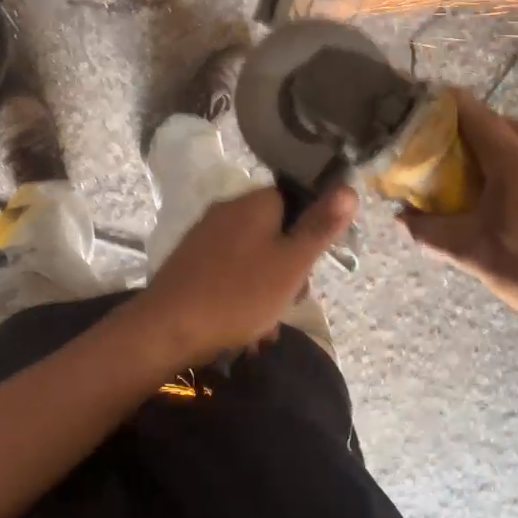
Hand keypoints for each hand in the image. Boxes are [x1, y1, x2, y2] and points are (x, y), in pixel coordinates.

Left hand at [135, 184, 356, 363]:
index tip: (310, 267)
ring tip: (264, 326)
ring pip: (251, 258)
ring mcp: (202, 237)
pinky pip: (226, 274)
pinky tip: (241, 328)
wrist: (167, 329)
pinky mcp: (188, 264)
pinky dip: (239, 297)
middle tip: (289, 302)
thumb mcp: (292, 264)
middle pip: (272, 232)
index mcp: (253, 203)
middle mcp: (225, 211)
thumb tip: (349, 188)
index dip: (308, 233)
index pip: (293, 201)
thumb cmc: (239, 295)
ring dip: (265, 290)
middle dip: (287, 268)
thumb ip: (320, 227)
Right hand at [400, 89, 517, 343]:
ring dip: (508, 154)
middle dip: (476, 135)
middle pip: (505, 126)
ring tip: (492, 187)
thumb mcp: (471, 255)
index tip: (429, 108)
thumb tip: (401, 217)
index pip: (475, 114)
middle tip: (453, 159)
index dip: (448, 106)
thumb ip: (427, 231)